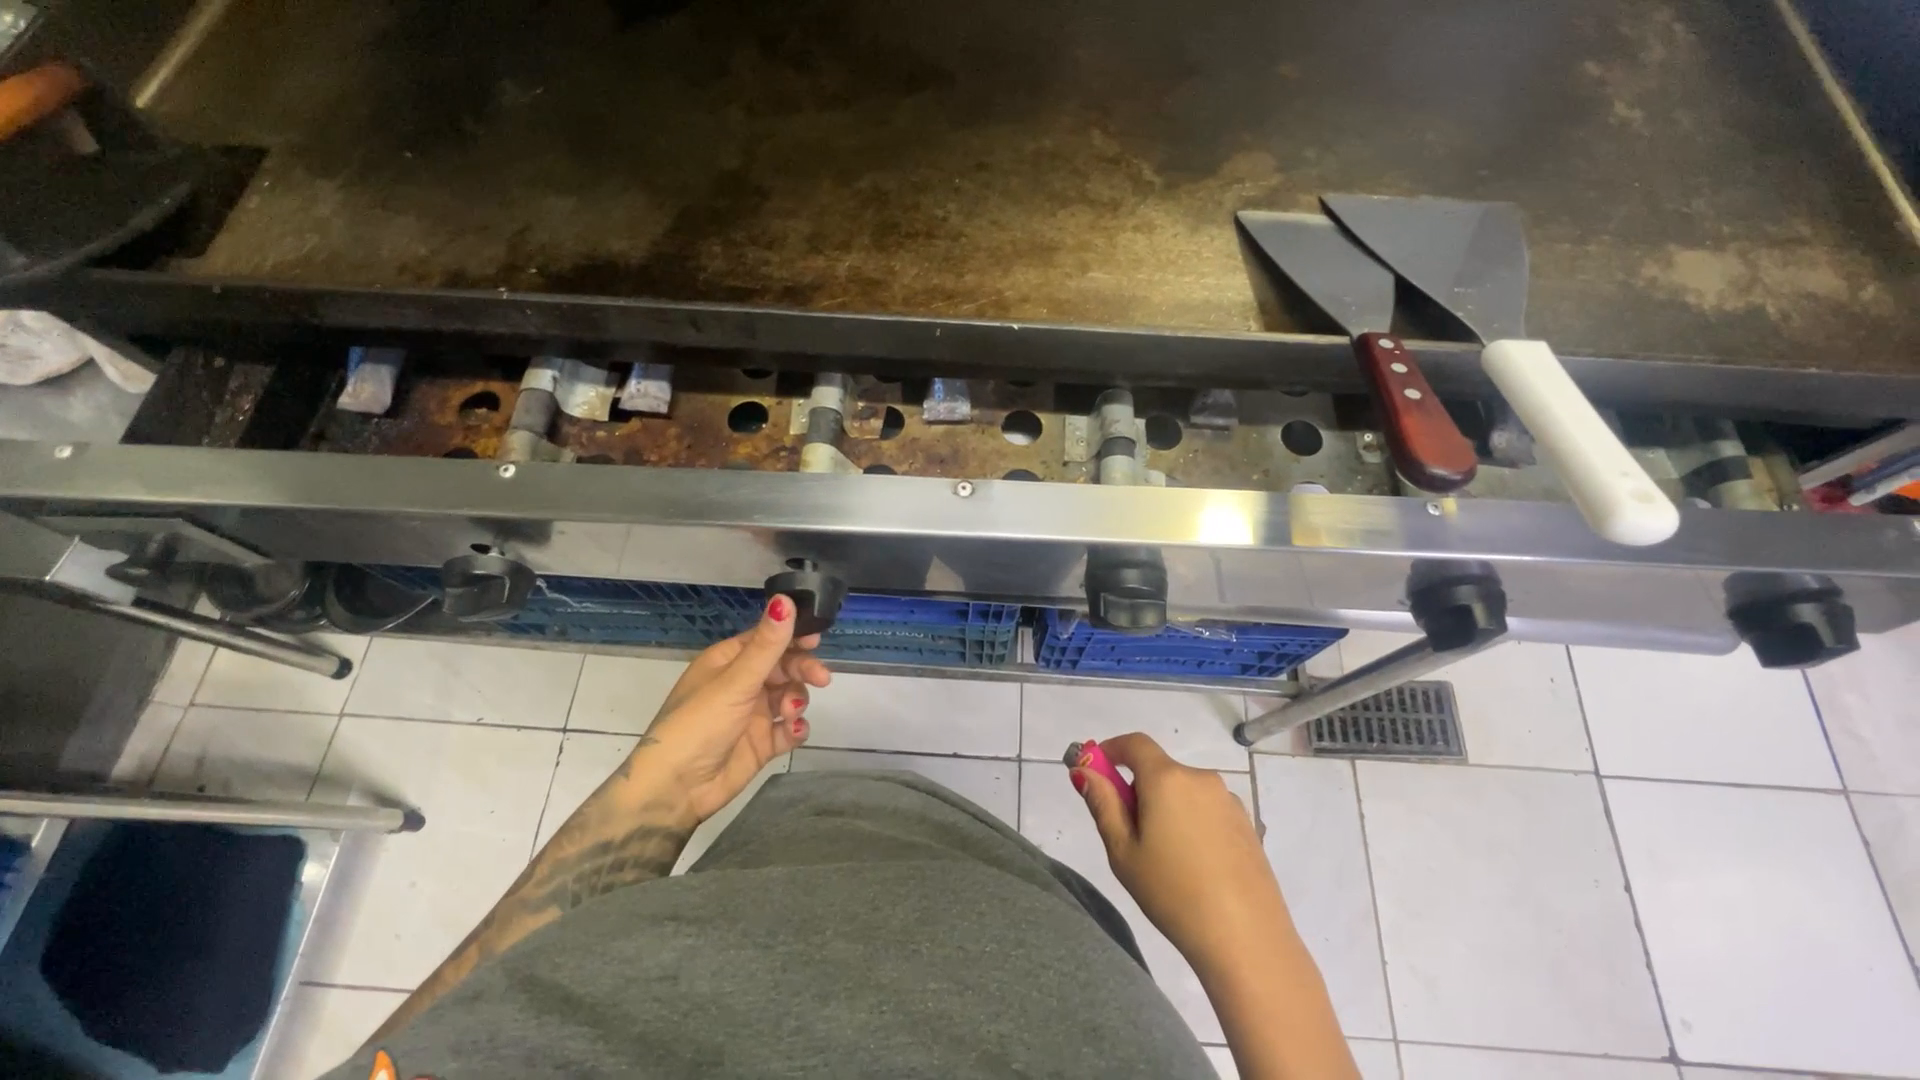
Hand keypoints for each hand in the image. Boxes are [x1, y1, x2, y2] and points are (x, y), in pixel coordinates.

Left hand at [637, 594, 831, 821]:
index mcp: (727, 662)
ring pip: (790, 696)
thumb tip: (785, 600)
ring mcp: (752, 715)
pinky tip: (793, 732)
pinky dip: (796, 728)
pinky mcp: (761, 743)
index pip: (766, 639)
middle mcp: (740, 685)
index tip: (817, 638)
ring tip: (790, 714)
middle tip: (822, 679)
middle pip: (783, 667)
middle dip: (803, 671)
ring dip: (797, 700)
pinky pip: (789, 728)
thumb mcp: (735, 681)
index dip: (792, 636)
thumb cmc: (699, 725)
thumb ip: (767, 645)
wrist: (677, 789)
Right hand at [1072, 733, 1290, 970]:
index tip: (1096, 770)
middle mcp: (1201, 779)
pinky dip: (1191, 825)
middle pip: (1160, 771)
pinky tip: (1194, 868)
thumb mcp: (1123, 852)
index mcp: (1167, 779)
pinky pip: (1207, 812)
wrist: (1245, 937)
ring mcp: (1229, 802)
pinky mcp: (1247, 825)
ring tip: (1164, 861)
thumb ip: (1102, 804)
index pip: (1135, 743)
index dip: (1111, 750)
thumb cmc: (1172, 892)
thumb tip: (1084, 770)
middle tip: (1128, 836)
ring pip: (1184, 793)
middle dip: (1138, 791)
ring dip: (1167, 809)